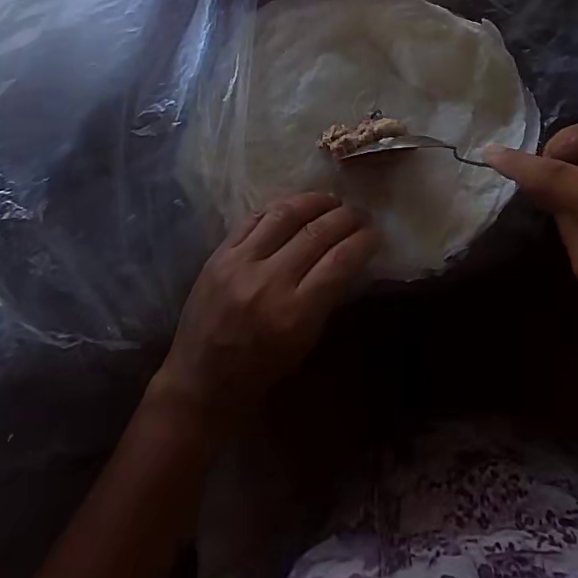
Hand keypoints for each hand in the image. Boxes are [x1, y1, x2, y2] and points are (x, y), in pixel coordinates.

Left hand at [151, 193, 379, 436]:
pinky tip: (293, 205)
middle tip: (360, 213)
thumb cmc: (260, 370)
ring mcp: (239, 264)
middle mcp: (268, 282)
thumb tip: (349, 258)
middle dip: (345, 218)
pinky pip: (252, 219)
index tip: (376, 233)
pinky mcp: (218, 255)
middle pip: (315, 234)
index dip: (363, 241)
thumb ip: (325, 299)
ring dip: (312, 202)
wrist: (201, 378)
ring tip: (330, 200)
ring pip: (283, 216)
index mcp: (295, 313)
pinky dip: (277, 208)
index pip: (339, 262)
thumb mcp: (304, 343)